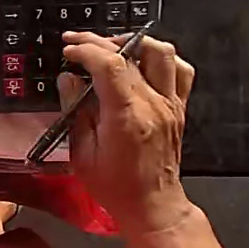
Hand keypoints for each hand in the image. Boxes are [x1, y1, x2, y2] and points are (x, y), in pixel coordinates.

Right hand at [58, 31, 196, 237]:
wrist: (151, 205)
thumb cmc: (114, 186)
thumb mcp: (81, 153)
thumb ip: (74, 111)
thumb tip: (67, 79)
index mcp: (127, 116)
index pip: (110, 64)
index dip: (86, 50)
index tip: (69, 52)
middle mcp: (153, 104)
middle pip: (130, 53)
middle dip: (98, 42)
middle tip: (76, 44)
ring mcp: (170, 104)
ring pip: (161, 52)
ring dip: (133, 43)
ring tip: (111, 47)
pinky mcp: (178, 107)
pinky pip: (180, 70)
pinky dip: (160, 58)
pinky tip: (141, 62)